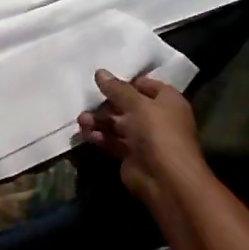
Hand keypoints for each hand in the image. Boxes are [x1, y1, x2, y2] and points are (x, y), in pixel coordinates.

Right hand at [77, 69, 206, 205]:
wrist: (164, 177)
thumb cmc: (157, 132)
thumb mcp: (137, 104)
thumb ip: (117, 89)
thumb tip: (100, 72)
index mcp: (167, 101)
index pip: (145, 85)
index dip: (125, 82)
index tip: (103, 81)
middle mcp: (157, 117)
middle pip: (127, 105)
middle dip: (106, 104)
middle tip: (86, 102)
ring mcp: (144, 137)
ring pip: (117, 124)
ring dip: (99, 121)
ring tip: (81, 120)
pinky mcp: (131, 154)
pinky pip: (113, 141)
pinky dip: (100, 136)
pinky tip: (86, 134)